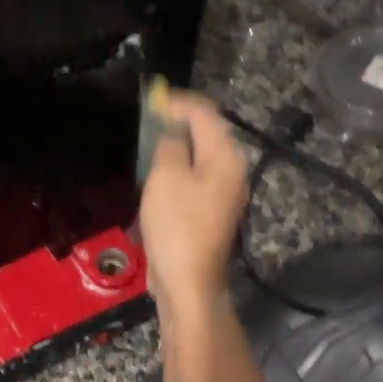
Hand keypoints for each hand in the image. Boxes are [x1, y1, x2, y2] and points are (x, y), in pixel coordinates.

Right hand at [137, 90, 249, 309]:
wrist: (188, 283)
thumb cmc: (176, 227)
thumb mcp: (165, 178)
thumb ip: (169, 146)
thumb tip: (172, 135)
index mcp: (226, 157)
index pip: (205, 114)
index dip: (178, 102)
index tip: (152, 99)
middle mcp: (233, 172)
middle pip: (207, 135)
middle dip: (179, 125)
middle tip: (149, 121)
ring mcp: (225, 196)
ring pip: (201, 159)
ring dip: (177, 150)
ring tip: (150, 146)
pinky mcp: (211, 216)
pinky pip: (196, 182)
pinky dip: (179, 173)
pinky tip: (159, 179)